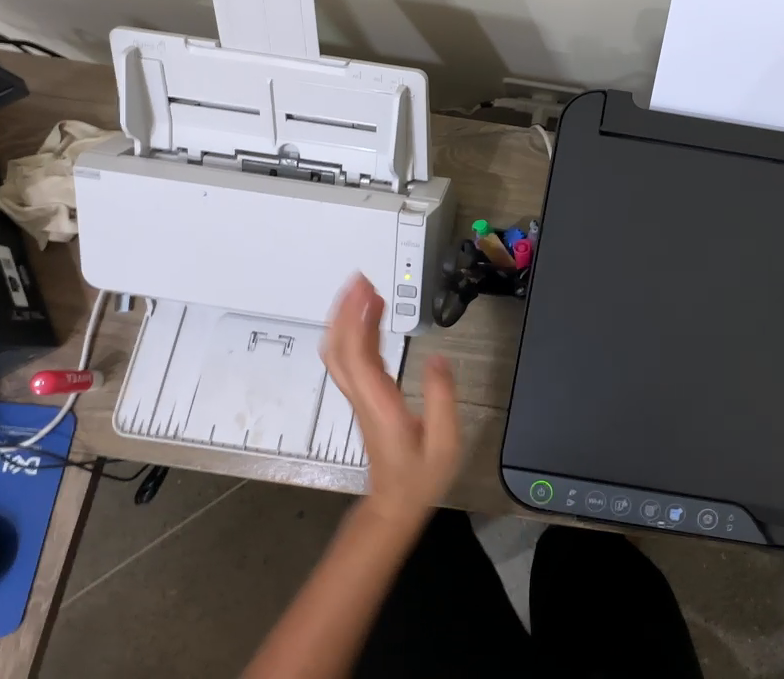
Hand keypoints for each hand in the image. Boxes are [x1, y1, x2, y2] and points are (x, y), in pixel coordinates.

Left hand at [322, 275, 462, 525]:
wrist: (394, 503)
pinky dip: (353, 332)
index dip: (357, 319)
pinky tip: (368, 317)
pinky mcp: (362, 397)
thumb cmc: (419, 476)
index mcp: (380, 403)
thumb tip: (439, 358)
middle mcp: (362, 395)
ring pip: (339, 352)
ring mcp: (358, 396)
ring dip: (345, 318)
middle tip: (360, 279)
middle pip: (340, 347)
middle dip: (345, 310)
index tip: (367, 290)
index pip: (358, 355)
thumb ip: (442, 398)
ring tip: (362, 290)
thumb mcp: (444, 442)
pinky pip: (349, 358)